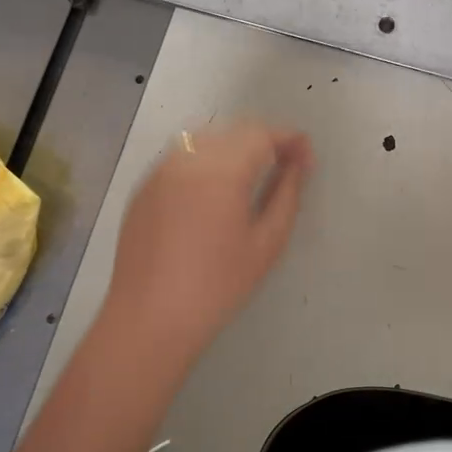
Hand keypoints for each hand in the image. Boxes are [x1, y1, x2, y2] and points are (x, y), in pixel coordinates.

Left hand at [105, 123, 313, 354]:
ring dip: (235, 146)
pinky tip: (214, 190)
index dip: (290, 140)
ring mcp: (161, 170)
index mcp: (222, 170)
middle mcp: (189, 158)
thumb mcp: (267, 243)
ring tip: (251, 176)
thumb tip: (298, 164)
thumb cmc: (216, 285)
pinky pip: (183, 156)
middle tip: (286, 166)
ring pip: (207, 138)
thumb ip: (287, 194)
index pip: (263, 134)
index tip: (307, 158)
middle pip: (235, 131)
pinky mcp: (144, 186)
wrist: (148, 319)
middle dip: (265, 141)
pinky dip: (206, 159)